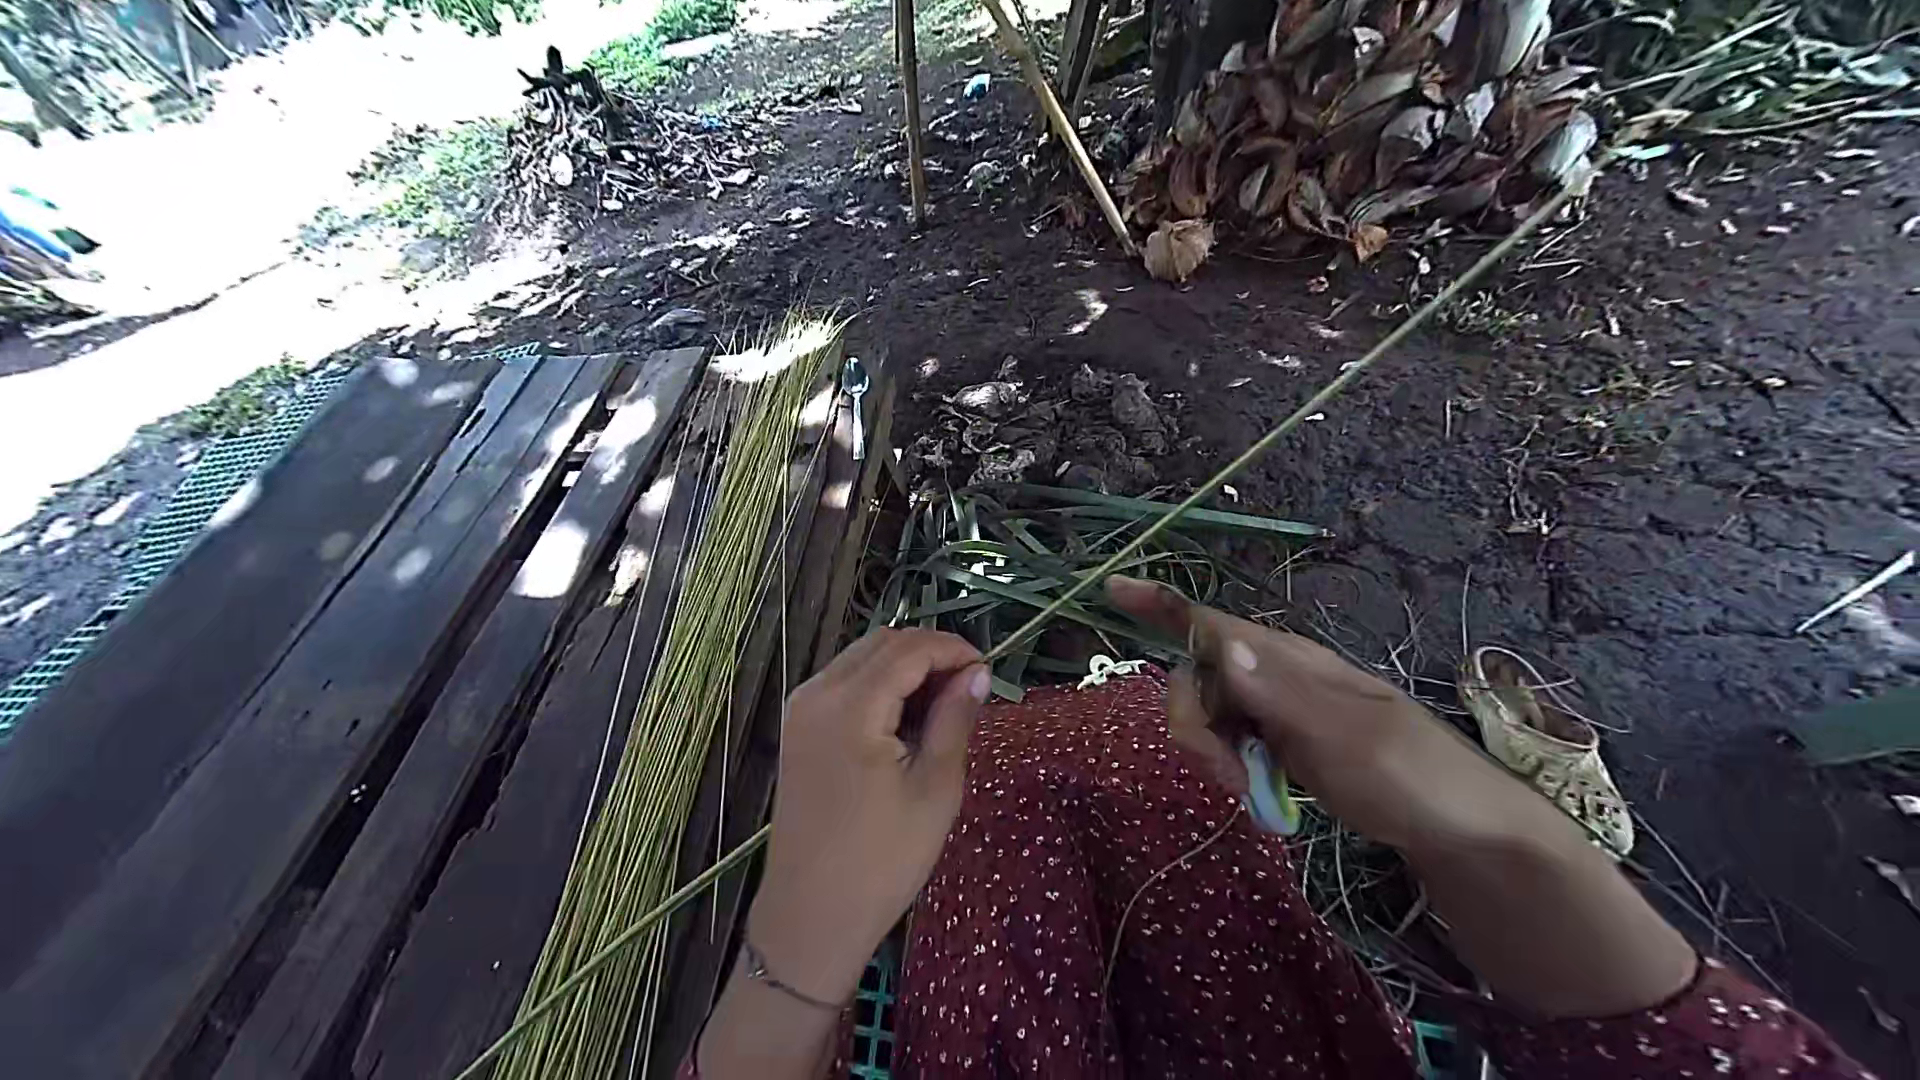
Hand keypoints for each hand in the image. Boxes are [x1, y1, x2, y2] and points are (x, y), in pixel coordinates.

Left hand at [748, 628, 988, 1003]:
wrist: (810, 918)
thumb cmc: (882, 862)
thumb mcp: (935, 789)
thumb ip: (955, 718)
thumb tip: (978, 672)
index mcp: (850, 707)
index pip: (909, 649)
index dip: (952, 648)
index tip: (986, 668)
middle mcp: (817, 693)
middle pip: (882, 642)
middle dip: (930, 652)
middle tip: (967, 686)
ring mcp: (801, 708)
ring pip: (862, 657)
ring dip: (904, 665)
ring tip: (941, 702)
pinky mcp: (797, 726)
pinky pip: (844, 680)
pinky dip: (879, 682)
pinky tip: (903, 716)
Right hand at [1108, 577, 1695, 1016]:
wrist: (1461, 831)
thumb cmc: (1416, 775)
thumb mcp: (1353, 737)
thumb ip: (1281, 693)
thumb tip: (1220, 642)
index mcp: (1287, 657)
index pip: (1211, 621)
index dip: (1159, 603)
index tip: (1113, 588)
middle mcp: (1269, 672)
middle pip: (1193, 679)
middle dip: (1196, 728)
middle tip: (1231, 778)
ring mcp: (1270, 706)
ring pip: (1203, 712)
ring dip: (1211, 753)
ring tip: (1253, 790)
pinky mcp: (1272, 738)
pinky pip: (1222, 739)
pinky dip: (1226, 765)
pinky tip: (1257, 788)